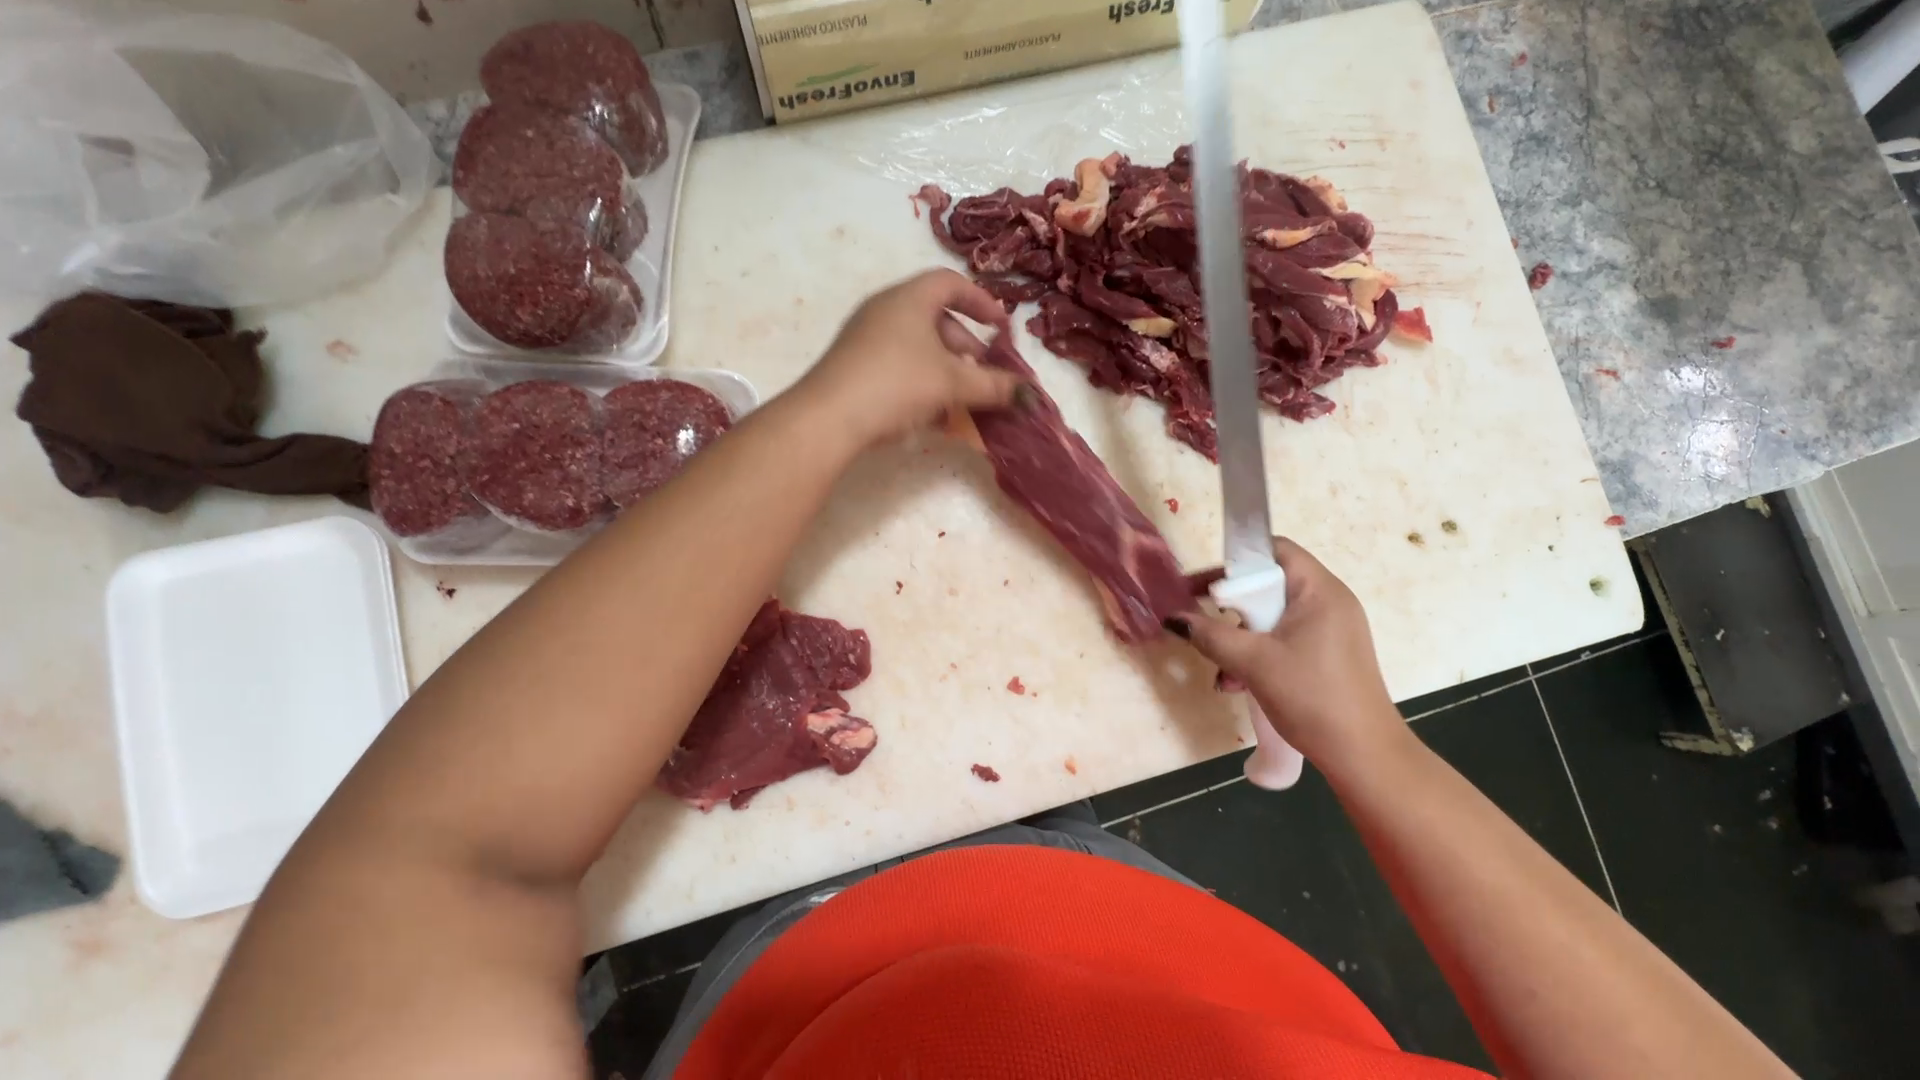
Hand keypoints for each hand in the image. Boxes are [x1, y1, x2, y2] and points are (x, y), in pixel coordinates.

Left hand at [793, 269, 1024, 448]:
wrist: (829, 419)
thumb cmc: (896, 384)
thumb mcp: (952, 384)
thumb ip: (993, 386)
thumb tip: (1027, 393)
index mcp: (909, 298)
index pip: (951, 283)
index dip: (981, 301)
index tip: (1001, 327)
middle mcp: (885, 310)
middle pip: (935, 317)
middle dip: (965, 345)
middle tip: (983, 371)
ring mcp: (865, 338)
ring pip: (916, 345)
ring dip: (945, 369)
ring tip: (962, 398)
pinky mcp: (854, 367)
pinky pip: (898, 365)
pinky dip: (921, 382)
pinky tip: (933, 415)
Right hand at [1173, 538, 1406, 772]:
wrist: (1363, 754)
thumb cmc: (1311, 696)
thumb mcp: (1252, 662)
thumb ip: (1210, 635)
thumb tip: (1173, 617)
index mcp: (1319, 590)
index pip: (1274, 550)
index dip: (1236, 561)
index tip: (1203, 586)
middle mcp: (1330, 602)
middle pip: (1270, 585)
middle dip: (1233, 607)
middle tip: (1204, 624)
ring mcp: (1332, 630)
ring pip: (1274, 617)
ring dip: (1241, 637)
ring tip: (1221, 669)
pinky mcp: (1329, 656)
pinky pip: (1285, 639)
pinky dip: (1259, 653)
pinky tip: (1239, 684)